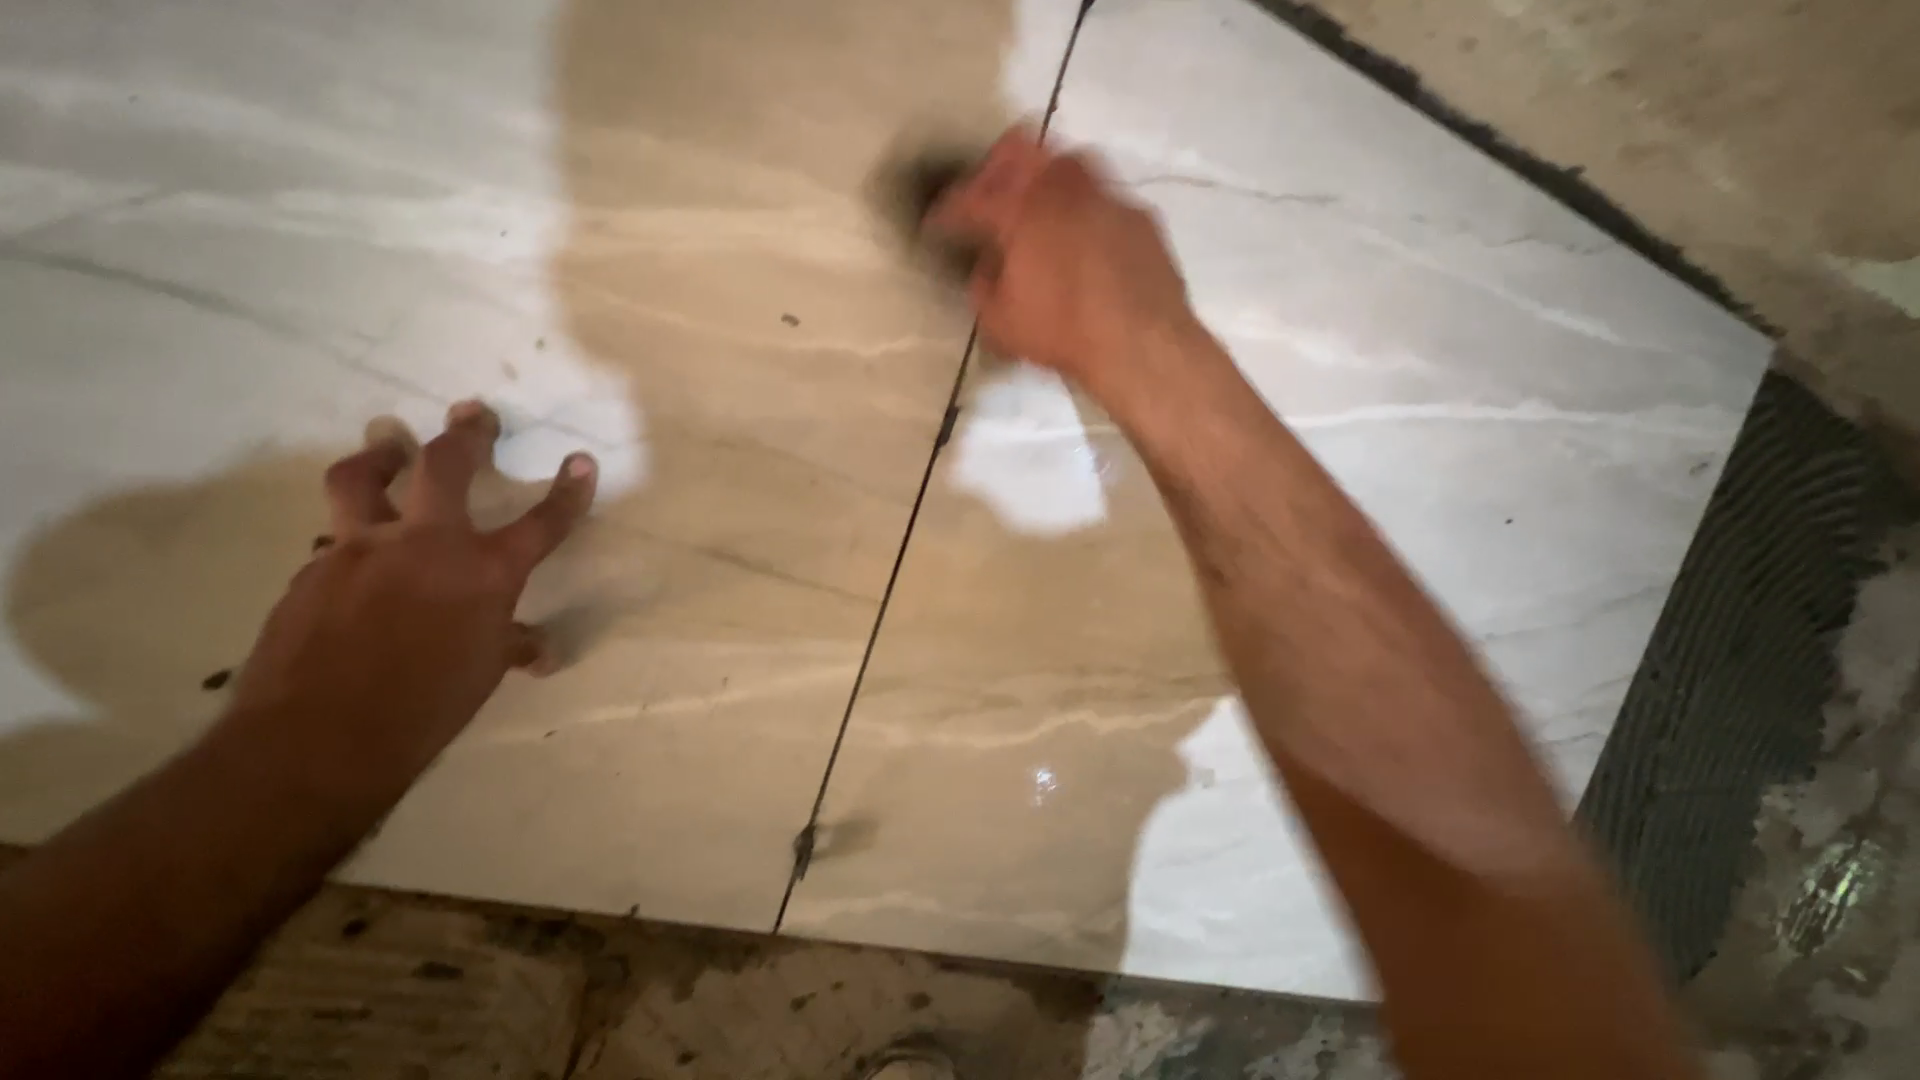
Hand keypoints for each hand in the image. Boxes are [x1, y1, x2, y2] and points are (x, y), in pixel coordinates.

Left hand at [226, 401, 595, 780]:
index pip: (542, 524)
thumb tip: (538, 651)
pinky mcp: (313, 571)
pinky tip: (356, 560)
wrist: (321, 739)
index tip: (580, 462)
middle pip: (446, 465)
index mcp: (485, 573)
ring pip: (362, 479)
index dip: (568, 492)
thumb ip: (508, 646)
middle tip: (473, 414)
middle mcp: (427, 545)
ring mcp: (362, 551)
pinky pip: (336, 541)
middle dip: (466, 435)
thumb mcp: (482, 674)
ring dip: (379, 454)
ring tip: (386, 445)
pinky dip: (353, 537)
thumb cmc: (426, 708)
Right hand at [926, 126, 1198, 389]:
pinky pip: (1105, 200)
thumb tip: (986, 268)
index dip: (948, 209)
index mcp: (1019, 210)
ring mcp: (1108, 196)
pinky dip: (1087, 213)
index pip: (970, 197)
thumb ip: (983, 286)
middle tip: (990, 192)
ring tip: (1041, 212)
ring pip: (1070, 165)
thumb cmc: (1063, 333)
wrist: (1141, 343)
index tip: (939, 222)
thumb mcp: (1001, 321)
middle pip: (1023, 148)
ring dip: (1048, 182)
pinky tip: (1086, 244)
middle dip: (999, 165)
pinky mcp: (1141, 217)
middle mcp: (1063, 188)